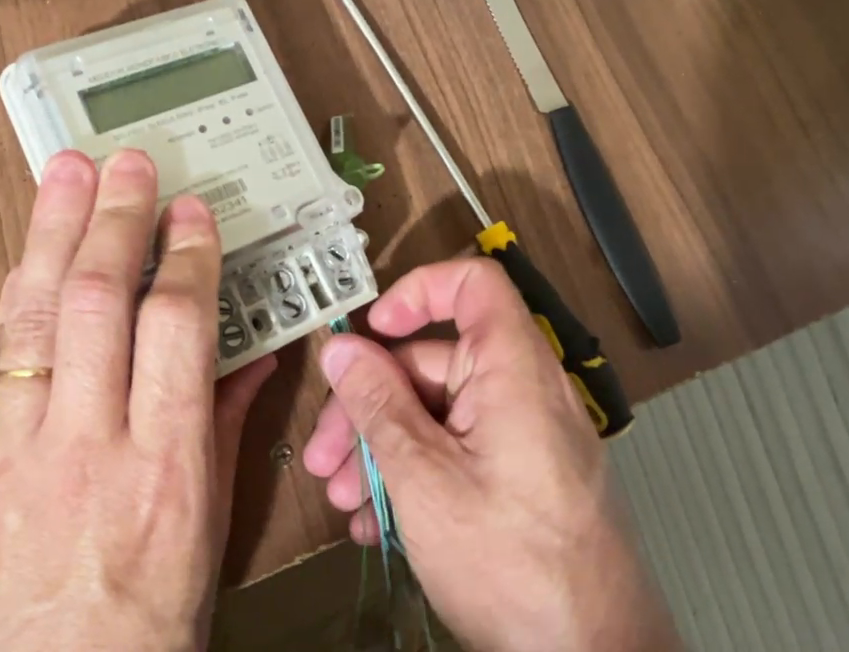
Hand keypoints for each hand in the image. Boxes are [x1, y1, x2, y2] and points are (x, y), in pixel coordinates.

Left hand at [0, 150, 276, 651]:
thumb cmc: (141, 632)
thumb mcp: (207, 532)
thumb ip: (224, 430)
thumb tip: (250, 357)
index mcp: (165, 468)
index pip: (177, 327)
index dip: (184, 255)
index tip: (189, 213)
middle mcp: (88, 451)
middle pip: (98, 301)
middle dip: (113, 219)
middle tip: (124, 166)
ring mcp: (11, 460)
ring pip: (32, 318)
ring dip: (49, 234)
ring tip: (62, 177)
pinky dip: (9, 314)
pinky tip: (23, 269)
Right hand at [303, 258, 679, 651]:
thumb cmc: (511, 563)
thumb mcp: (424, 479)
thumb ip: (378, 405)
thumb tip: (341, 348)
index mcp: (513, 369)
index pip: (473, 284)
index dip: (418, 292)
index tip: (372, 331)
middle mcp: (523, 392)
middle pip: (433, 362)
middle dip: (369, 403)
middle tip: (324, 454)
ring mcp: (524, 439)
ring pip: (438, 414)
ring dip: (382, 449)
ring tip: (344, 501)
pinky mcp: (523, 481)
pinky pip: (460, 452)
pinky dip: (416, 475)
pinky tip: (378, 524)